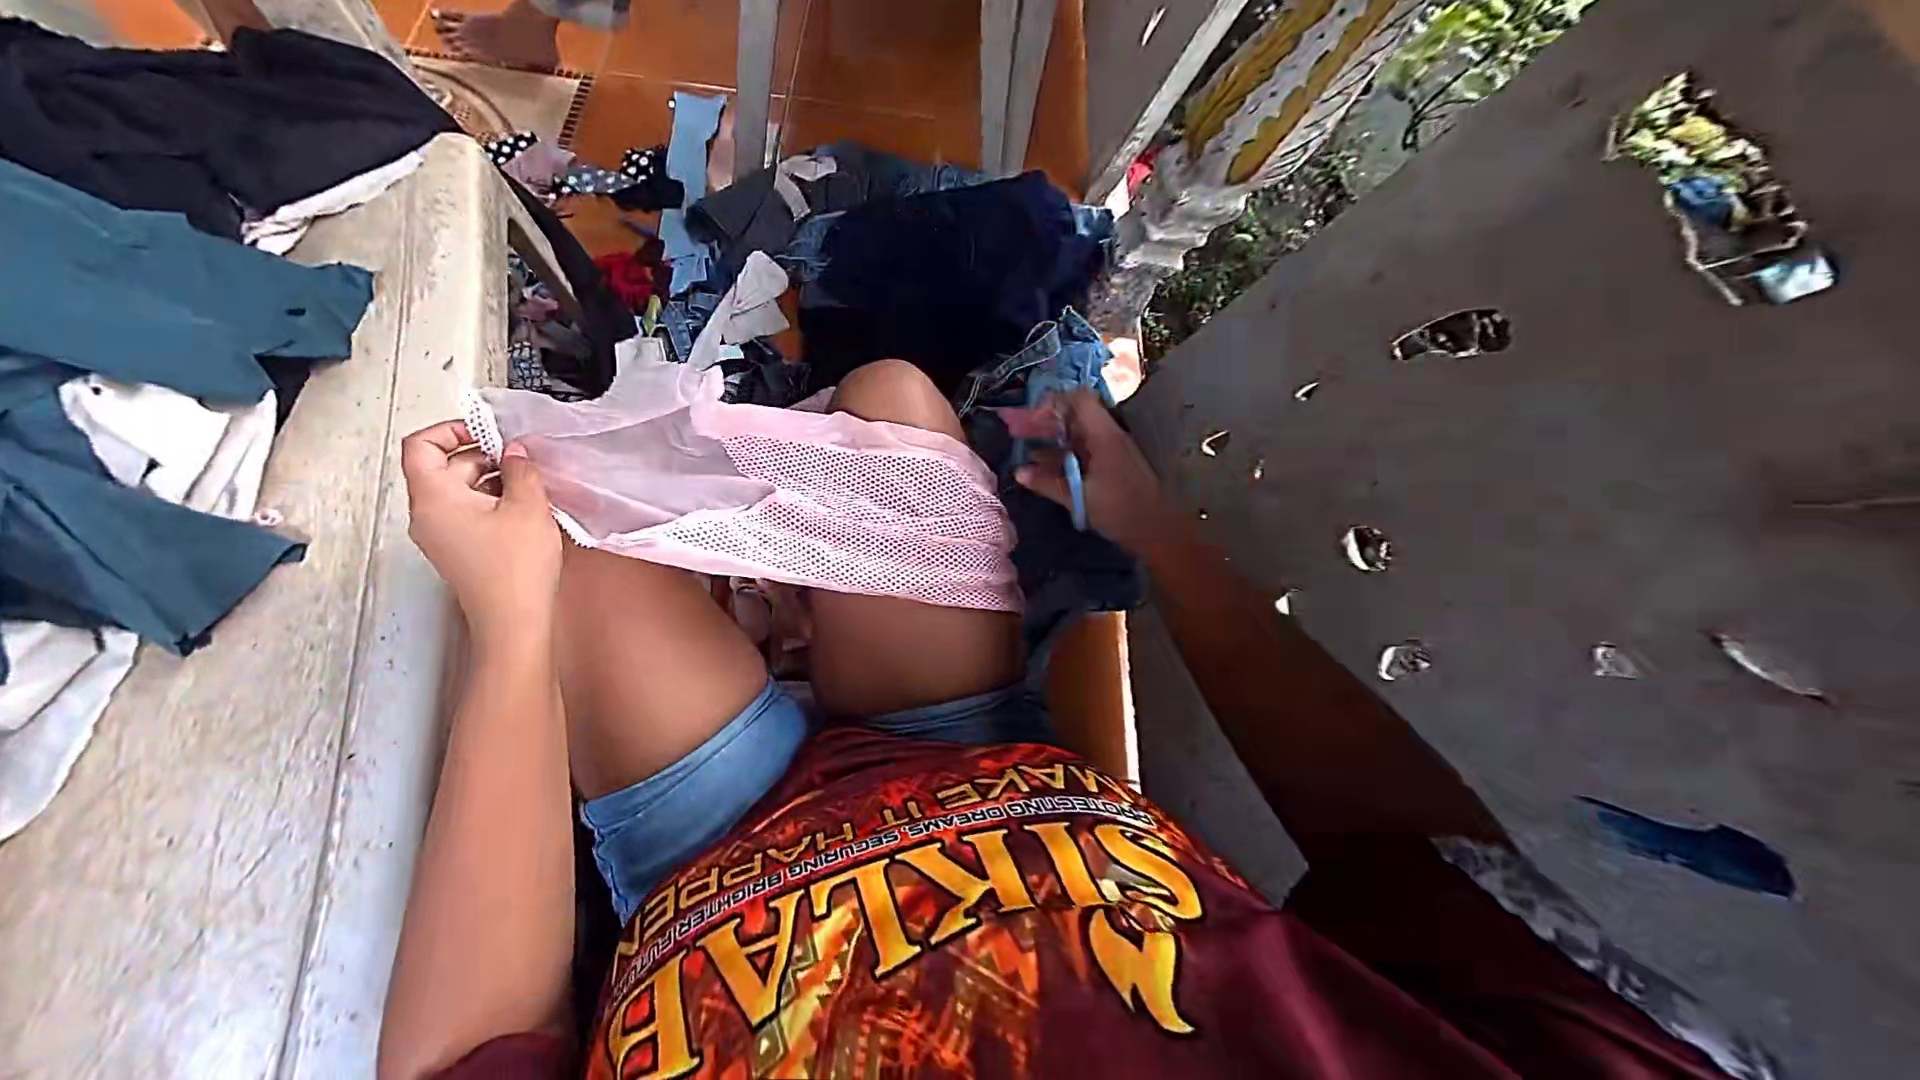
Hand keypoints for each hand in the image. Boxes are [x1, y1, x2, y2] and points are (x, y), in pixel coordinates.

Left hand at [401, 420, 561, 643]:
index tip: (488, 431)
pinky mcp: (458, 548)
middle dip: (483, 456)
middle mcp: (427, 514)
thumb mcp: (528, 507)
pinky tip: (525, 508)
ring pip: (459, 490)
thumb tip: (515, 452)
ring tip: (531, 484)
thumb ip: (521, 470)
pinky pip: (468, 512)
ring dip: (492, 479)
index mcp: (433, 497)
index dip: (452, 430)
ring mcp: (440, 533)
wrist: (514, 618)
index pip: (421, 445)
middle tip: (523, 459)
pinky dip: (493, 501)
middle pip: (444, 467)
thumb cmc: (516, 565)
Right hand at [1014, 389, 1176, 552]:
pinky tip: (1044, 466)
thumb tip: (1020, 472)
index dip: (1054, 402)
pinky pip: (1083, 451)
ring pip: (1077, 435)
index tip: (1031, 415)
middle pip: (1074, 417)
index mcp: (1103, 436)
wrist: (1158, 531)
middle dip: (1045, 422)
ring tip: (1026, 448)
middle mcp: (1108, 437)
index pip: (1079, 400)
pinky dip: (1063, 454)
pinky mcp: (1112, 465)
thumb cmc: (1121, 511)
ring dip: (1052, 439)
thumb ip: (1048, 483)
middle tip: (1018, 430)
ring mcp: (1112, 451)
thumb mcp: (1079, 499)